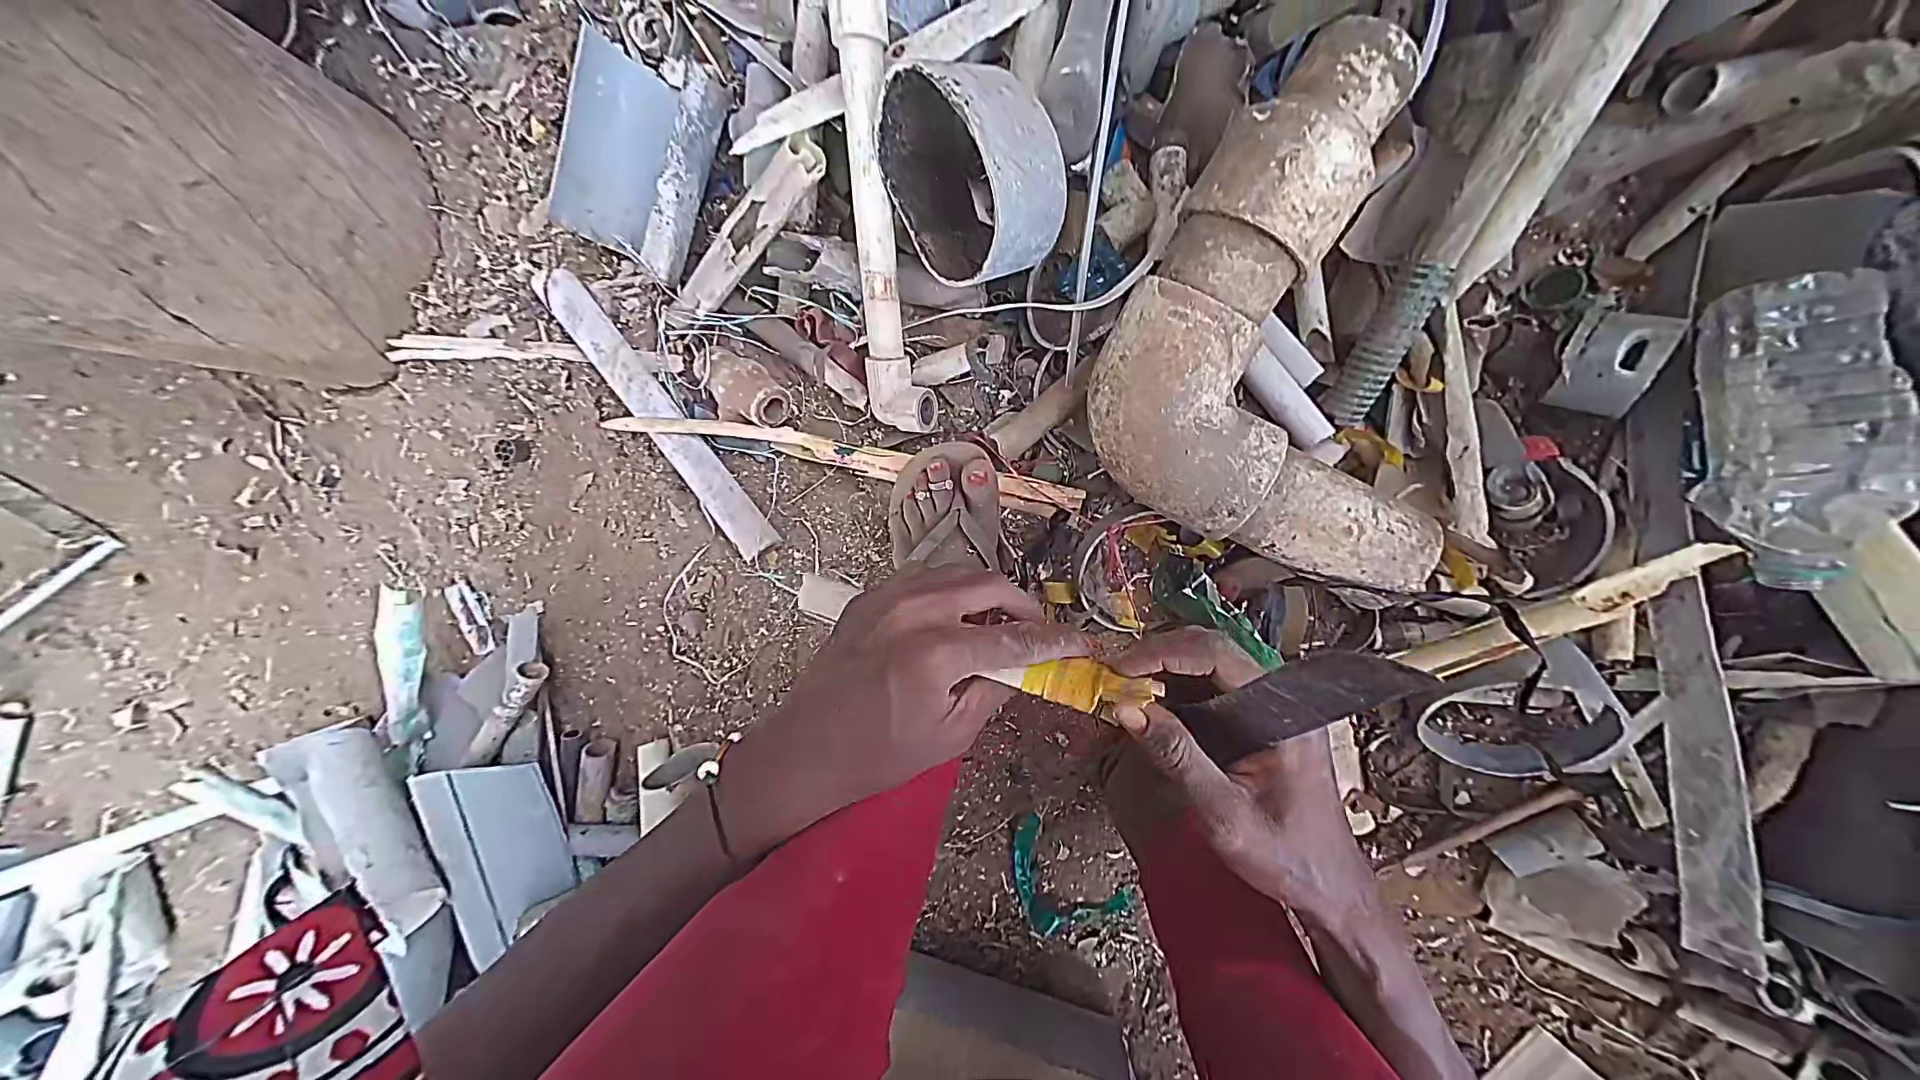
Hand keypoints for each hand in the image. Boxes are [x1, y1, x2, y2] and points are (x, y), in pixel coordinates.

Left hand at [722, 565, 1089, 853]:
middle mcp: (911, 611)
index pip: (1012, 638)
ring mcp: (886, 596)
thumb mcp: (951, 734)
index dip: (1053, 641)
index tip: (1081, 642)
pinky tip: (956, 619)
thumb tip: (1027, 665)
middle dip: (1022, 605)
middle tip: (1037, 630)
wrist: (806, 748)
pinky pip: (925, 579)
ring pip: (957, 572)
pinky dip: (952, 592)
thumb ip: (995, 689)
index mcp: (934, 653)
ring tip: (998, 624)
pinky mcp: (870, 597)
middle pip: (988, 584)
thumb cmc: (879, 755)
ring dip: (987, 593)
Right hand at [1108, 629, 1366, 916]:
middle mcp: (1279, 699)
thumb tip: (1127, 710)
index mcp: (1285, 712)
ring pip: (1203, 666)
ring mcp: (1266, 708)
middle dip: (1155, 656)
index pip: (1217, 654)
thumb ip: (1178, 758)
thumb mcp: (1225, 814)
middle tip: (1113, 675)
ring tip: (1122, 687)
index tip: (1121, 667)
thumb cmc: (1290, 857)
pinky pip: (1204, 689)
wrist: (1328, 888)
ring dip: (1159, 672)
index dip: (1163, 652)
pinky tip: (1145, 705)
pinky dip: (1169, 691)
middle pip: (1208, 650)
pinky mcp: (1251, 720)